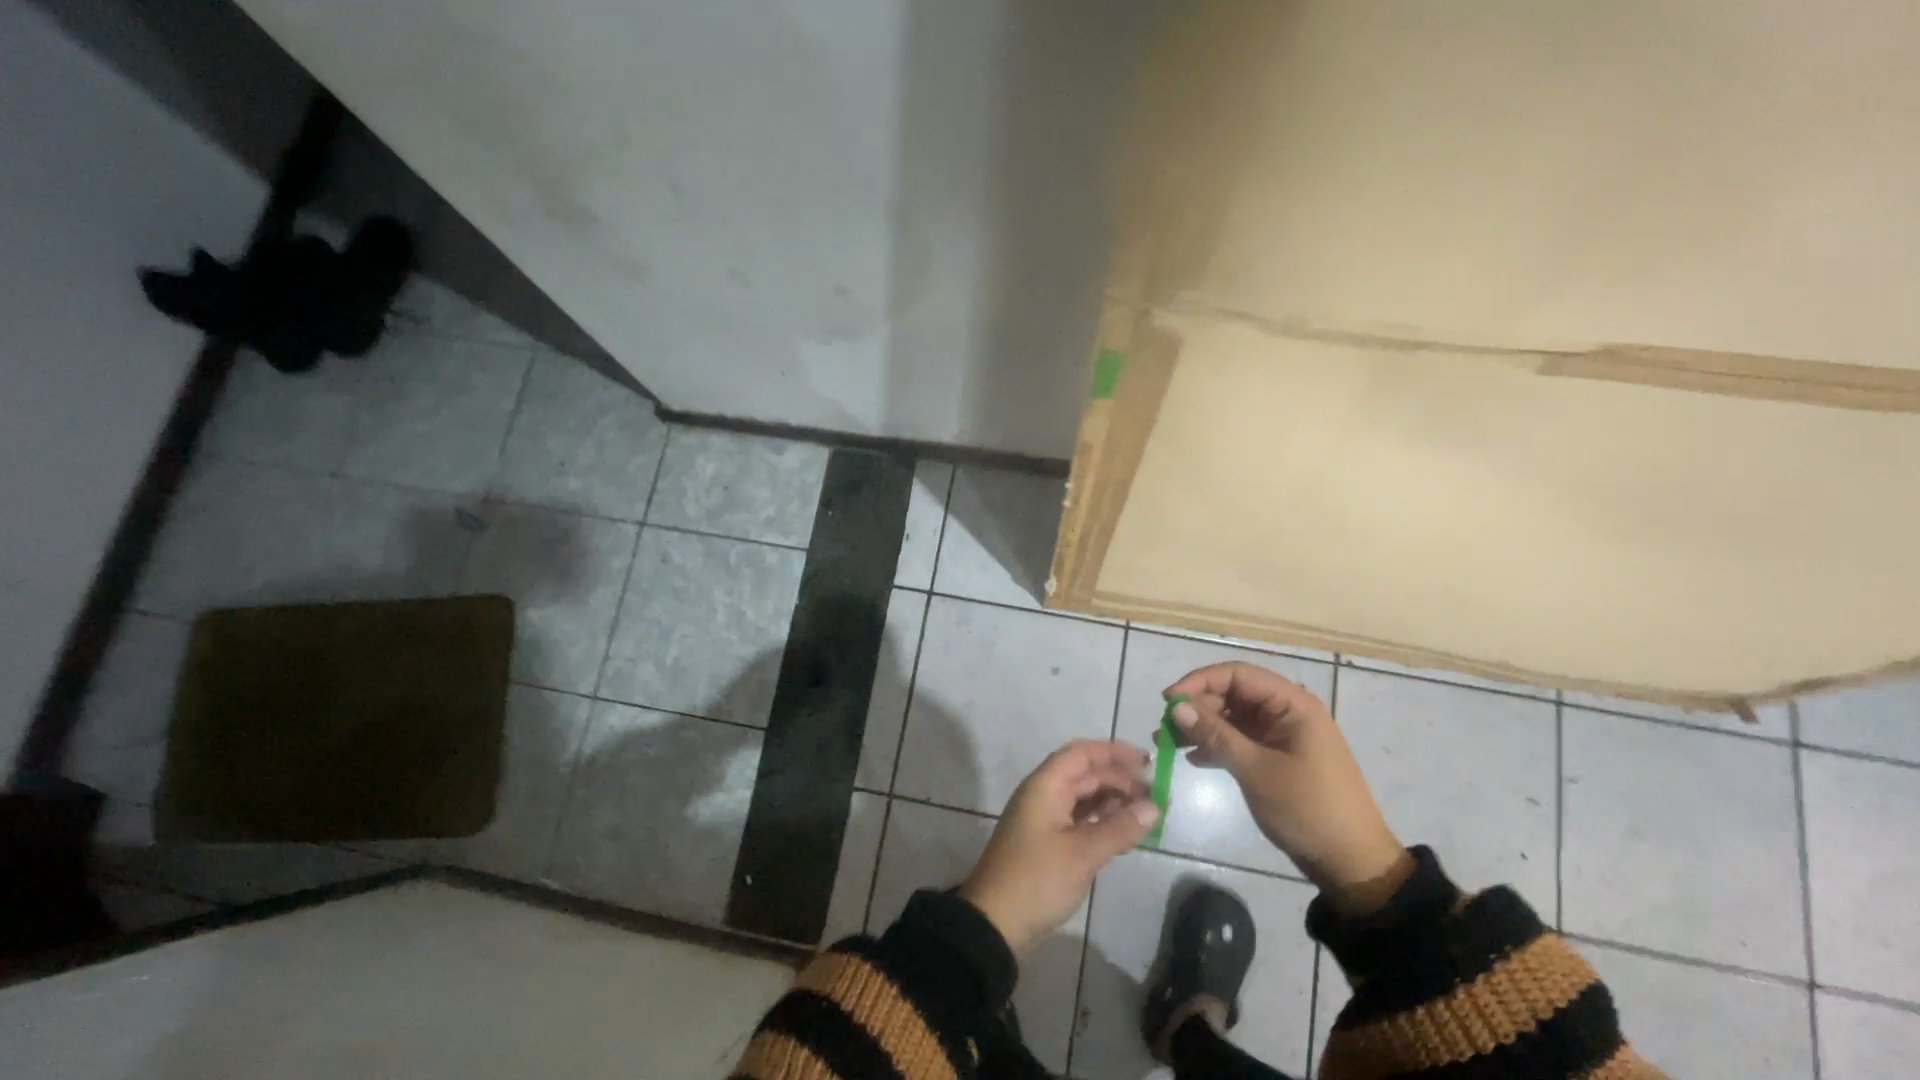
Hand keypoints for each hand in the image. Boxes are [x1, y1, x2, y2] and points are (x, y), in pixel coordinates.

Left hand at [959, 739, 1159, 954]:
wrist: (995, 921)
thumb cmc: (1037, 879)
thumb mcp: (1083, 853)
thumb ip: (1120, 828)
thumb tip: (1154, 807)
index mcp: (1045, 786)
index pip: (1082, 754)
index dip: (1114, 752)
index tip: (1147, 761)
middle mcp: (1043, 795)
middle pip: (1085, 775)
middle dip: (1119, 780)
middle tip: (1155, 795)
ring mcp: (1043, 819)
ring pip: (1083, 798)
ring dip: (1113, 801)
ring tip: (1146, 813)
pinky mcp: (1046, 843)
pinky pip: (1078, 820)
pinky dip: (1101, 821)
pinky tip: (1124, 832)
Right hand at [1165, 662, 1411, 914]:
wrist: (1350, 860)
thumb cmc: (1307, 808)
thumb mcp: (1256, 770)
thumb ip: (1216, 735)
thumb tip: (1176, 706)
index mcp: (1292, 704)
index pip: (1238, 674)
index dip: (1199, 681)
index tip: (1167, 700)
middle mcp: (1287, 712)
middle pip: (1233, 693)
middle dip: (1197, 706)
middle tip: (1163, 728)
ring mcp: (1282, 735)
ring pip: (1233, 718)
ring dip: (1202, 727)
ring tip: (1167, 743)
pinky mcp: (1277, 758)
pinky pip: (1240, 740)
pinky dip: (1216, 745)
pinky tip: (1193, 759)